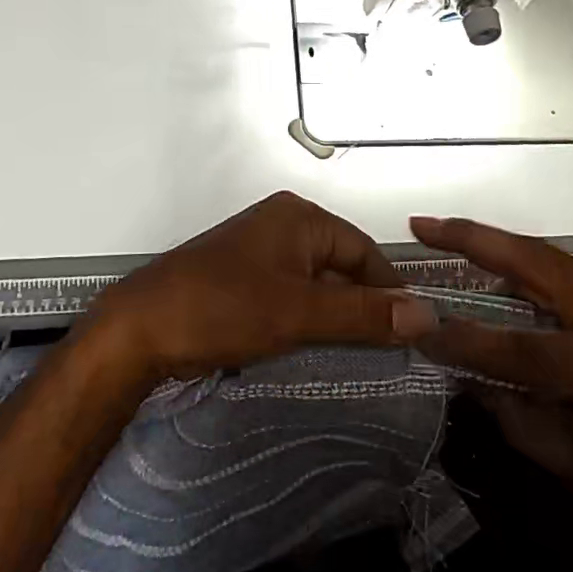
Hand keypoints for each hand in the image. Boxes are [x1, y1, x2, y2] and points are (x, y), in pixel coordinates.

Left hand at [87, 192, 438, 380]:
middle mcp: (282, 225)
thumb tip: (427, 315)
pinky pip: (290, 294)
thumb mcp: (301, 312)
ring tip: (349, 353)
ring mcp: (260, 251)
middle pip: (342, 265)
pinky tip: (309, 346)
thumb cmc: (222, 308)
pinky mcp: (243, 278)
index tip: (411, 334)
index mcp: (299, 218)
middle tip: (384, 351)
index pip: (365, 251)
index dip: (389, 292)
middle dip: (361, 306)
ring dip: (333, 315)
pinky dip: (305, 318)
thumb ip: (365, 315)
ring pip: (316, 284)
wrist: (144, 327)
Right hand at [413, 217, 572, 534]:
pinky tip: (523, 290)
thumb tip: (479, 391)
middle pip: (533, 261)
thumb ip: (537, 434)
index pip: (518, 350)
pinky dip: (537, 271)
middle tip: (419, 224)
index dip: (461, 342)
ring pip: (553, 258)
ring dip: (499, 249)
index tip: (417, 331)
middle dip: (470, 238)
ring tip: (452, 244)